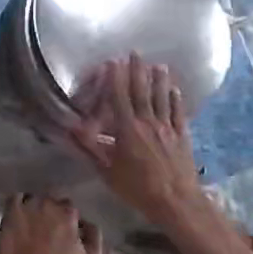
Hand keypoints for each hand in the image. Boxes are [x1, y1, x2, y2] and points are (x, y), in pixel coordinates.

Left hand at [0, 194, 103, 253]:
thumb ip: (95, 237)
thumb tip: (88, 223)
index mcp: (68, 214)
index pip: (70, 208)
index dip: (68, 220)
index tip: (65, 230)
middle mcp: (48, 204)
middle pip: (52, 201)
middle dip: (52, 212)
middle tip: (48, 228)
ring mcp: (27, 207)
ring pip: (34, 199)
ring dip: (35, 207)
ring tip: (32, 222)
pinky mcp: (10, 214)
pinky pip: (15, 199)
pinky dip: (18, 203)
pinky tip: (19, 214)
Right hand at [69, 53, 205, 226]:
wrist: (175, 201)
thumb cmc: (137, 188)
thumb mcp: (106, 171)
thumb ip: (89, 149)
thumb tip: (70, 130)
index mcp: (127, 129)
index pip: (120, 97)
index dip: (116, 78)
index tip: (113, 61)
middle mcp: (147, 122)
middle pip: (141, 91)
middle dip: (137, 71)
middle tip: (135, 53)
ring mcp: (167, 127)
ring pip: (162, 97)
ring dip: (159, 80)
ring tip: (157, 64)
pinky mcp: (182, 135)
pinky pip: (178, 112)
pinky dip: (176, 98)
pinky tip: (175, 89)